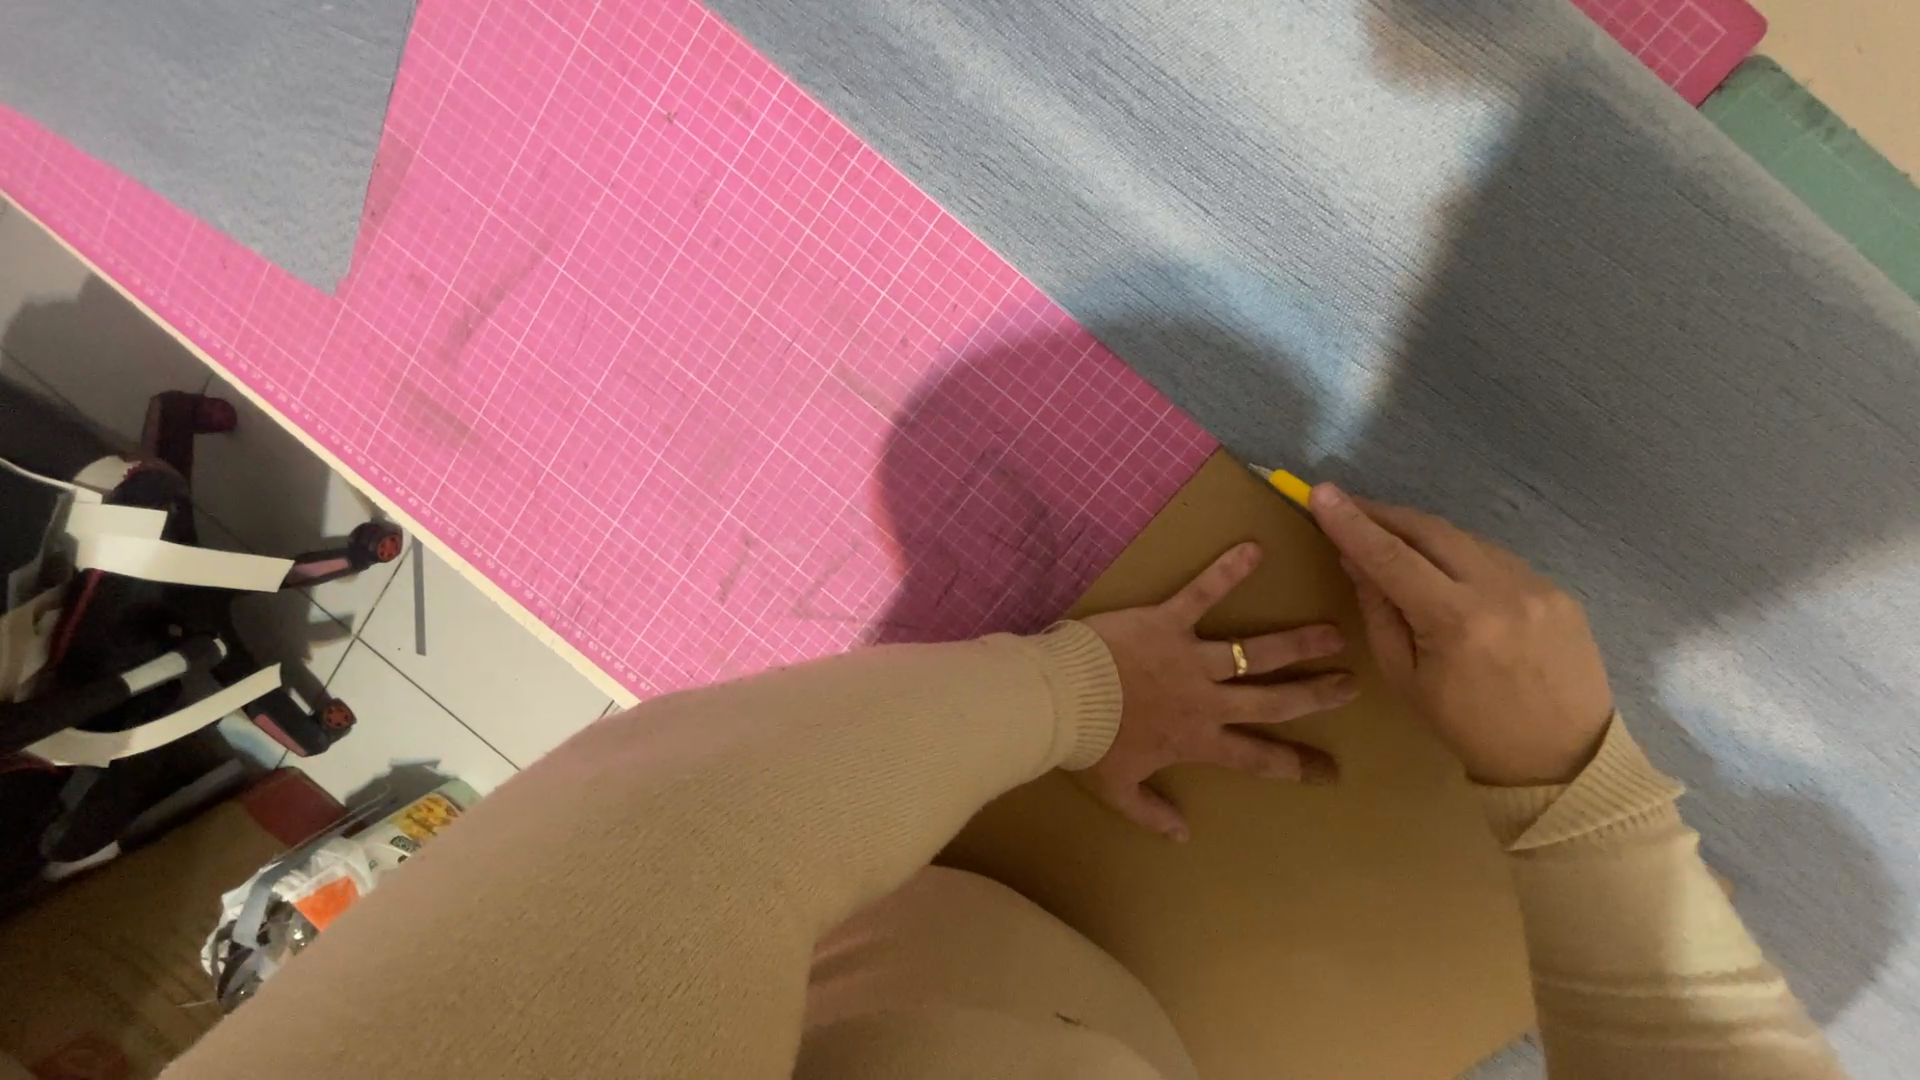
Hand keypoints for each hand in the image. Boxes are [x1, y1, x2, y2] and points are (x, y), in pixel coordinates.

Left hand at [1076, 542, 1356, 840]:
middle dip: (1315, 695)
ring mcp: (1190, 658)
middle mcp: (1205, 700)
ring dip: (1296, 642)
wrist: (1058, 700)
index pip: (1257, 758)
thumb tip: (1183, 837)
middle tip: (1351, 685)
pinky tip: (1252, 548)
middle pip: (1273, 700)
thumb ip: (1152, 814)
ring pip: (1255, 651)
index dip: (1295, 765)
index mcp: (1196, 740)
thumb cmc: (1087, 744)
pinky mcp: (1167, 622)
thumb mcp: (1118, 790)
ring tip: (1332, 632)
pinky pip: (1201, 593)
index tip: (1330, 770)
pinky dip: (1226, 571)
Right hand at [1307, 484, 1613, 785]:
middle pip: (1429, 530)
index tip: (1320, 493)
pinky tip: (1440, 567)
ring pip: (1462, 538)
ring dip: (1419, 532)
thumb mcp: (1403, 676)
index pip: (1391, 556)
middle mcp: (1501, 591)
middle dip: (1383, 514)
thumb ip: (1378, 611)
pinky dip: (1456, 553)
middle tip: (1346, 506)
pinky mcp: (1557, 589)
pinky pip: (1492, 556)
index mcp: (1457, 621)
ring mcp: (1536, 586)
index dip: (1351, 522)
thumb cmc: (1467, 725)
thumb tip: (1355, 559)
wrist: (1563, 758)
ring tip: (1388, 538)